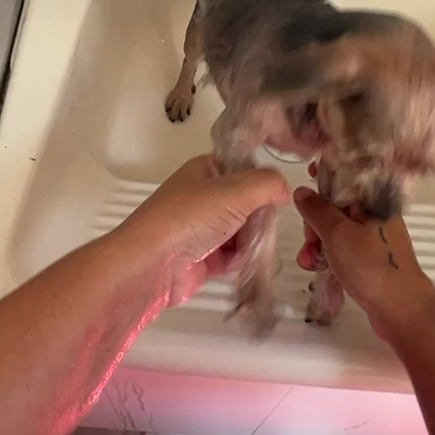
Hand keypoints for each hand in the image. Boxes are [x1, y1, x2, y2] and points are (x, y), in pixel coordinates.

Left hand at [118, 155, 289, 306]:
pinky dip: (238, 261)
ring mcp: (203, 226)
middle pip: (248, 204)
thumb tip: (284, 188)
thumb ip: (267, 184)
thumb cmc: (188, 218)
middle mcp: (204, 195)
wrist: (150, 264)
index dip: (261, 184)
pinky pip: (234, 255)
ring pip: (244, 231)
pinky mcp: (204, 256)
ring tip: (244, 251)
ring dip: (249, 243)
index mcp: (207, 169)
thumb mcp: (233, 191)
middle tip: (258, 230)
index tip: (273, 199)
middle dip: (258, 220)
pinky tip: (234, 265)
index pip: (246, 169)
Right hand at [292, 186, 434, 341]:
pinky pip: (345, 249)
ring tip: (307, 261)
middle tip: (309, 238)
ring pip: (338, 230)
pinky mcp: (372, 259)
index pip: (347, 177)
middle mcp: (376, 215)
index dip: (326, 175)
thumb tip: (302, 190)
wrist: (402, 310)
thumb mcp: (337, 233)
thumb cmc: (370, 265)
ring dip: (318, 242)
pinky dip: (329, 255)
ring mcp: (375, 239)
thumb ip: (316, 209)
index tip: (307, 176)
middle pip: (338, 206)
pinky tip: (317, 269)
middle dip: (315, 220)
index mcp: (372, 201)